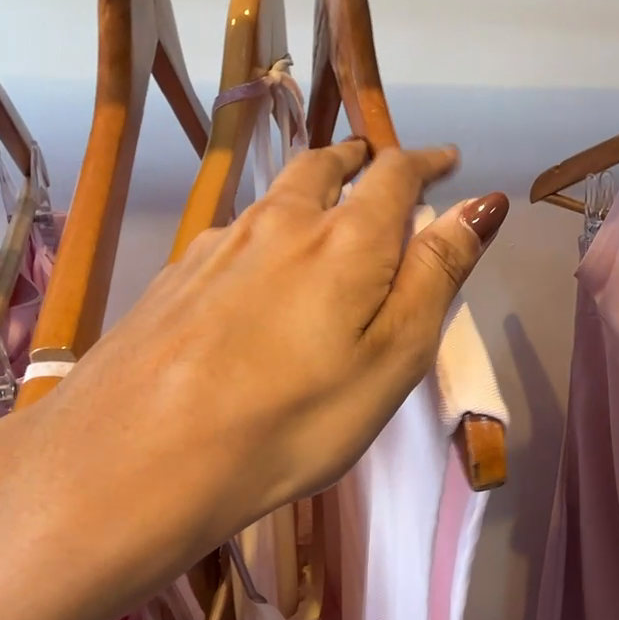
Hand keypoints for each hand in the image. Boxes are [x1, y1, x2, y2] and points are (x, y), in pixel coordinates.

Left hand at [8, 138, 506, 561]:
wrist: (137, 460)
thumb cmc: (295, 418)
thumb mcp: (394, 356)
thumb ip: (438, 274)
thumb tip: (482, 204)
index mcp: (346, 241)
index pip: (394, 175)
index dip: (426, 161)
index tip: (449, 159)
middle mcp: (280, 225)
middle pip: (324, 167)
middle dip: (360, 159)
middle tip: (380, 164)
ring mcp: (218, 248)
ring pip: (277, 197)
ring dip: (312, 186)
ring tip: (327, 203)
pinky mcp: (175, 280)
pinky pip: (238, 234)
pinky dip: (269, 228)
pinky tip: (260, 265)